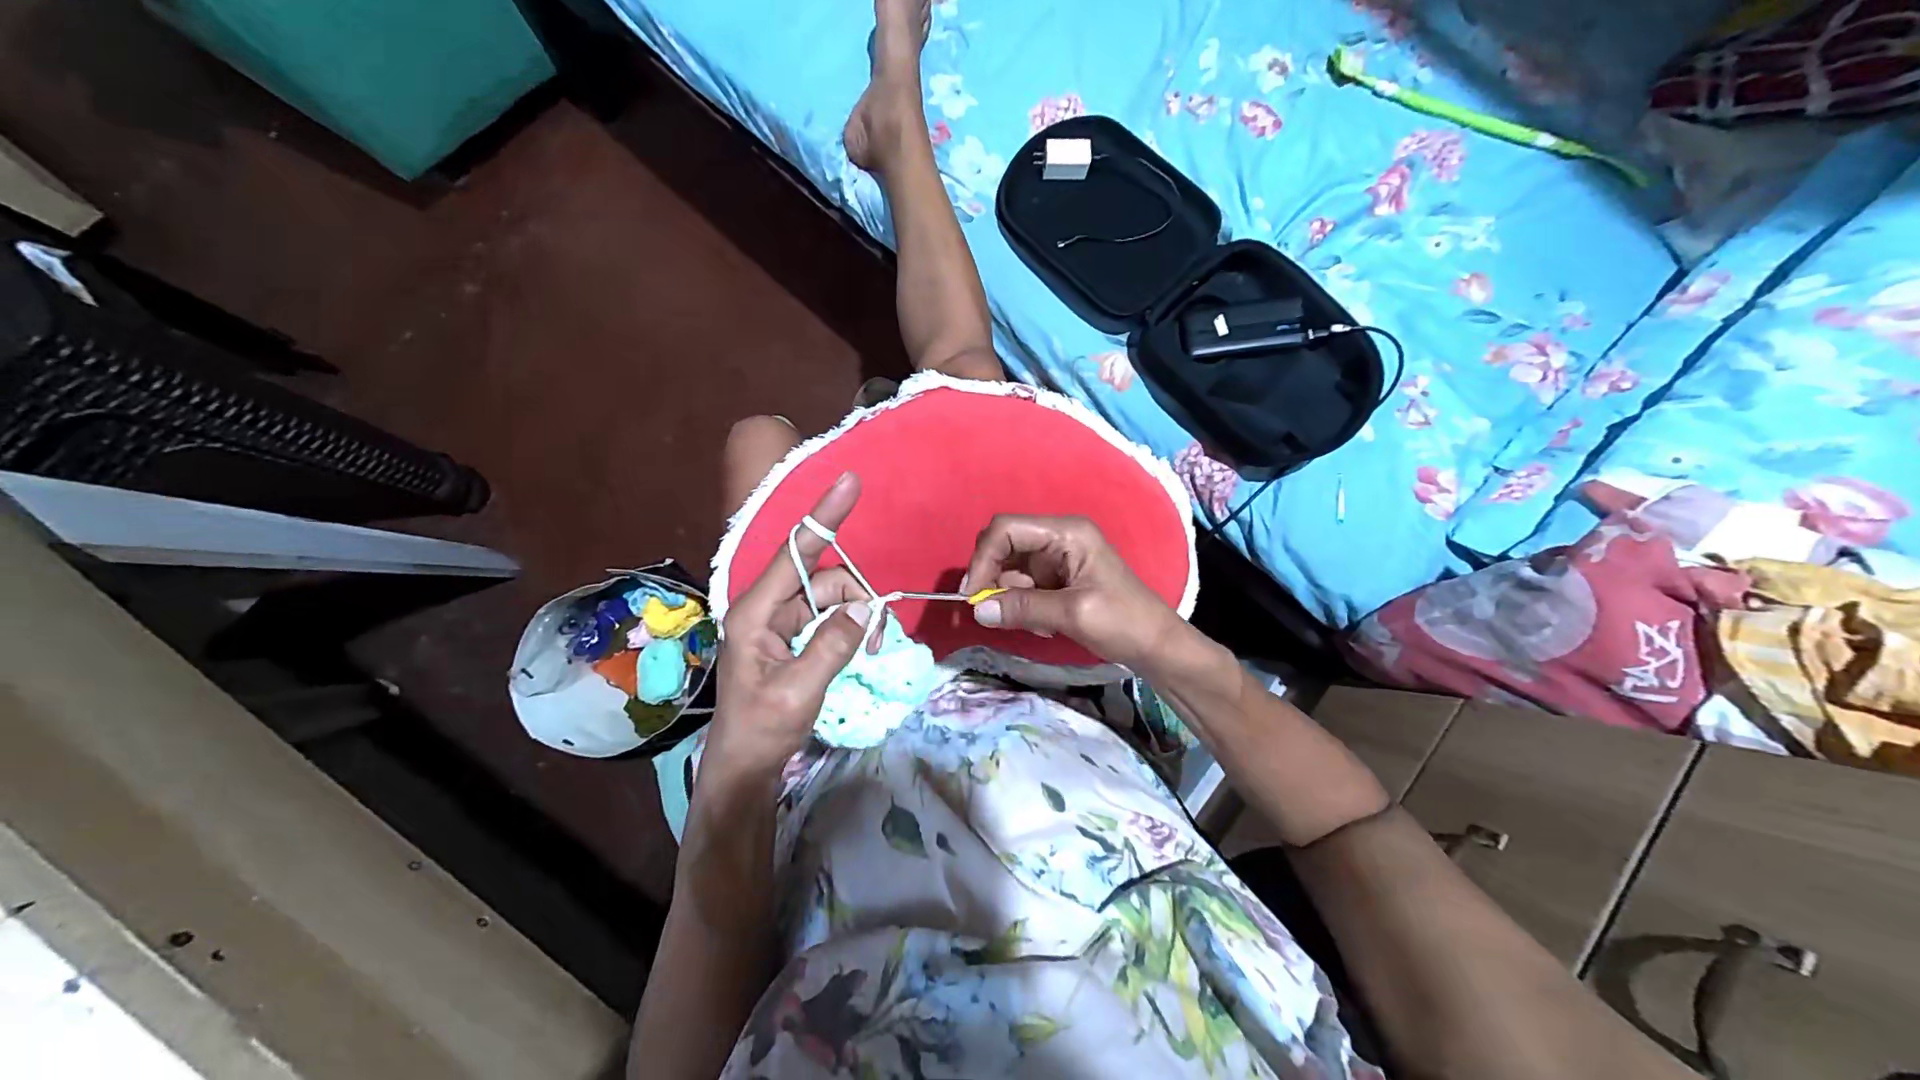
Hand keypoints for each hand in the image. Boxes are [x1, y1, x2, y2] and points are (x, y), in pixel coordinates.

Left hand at [706, 473, 873, 783]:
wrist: (746, 766)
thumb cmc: (761, 730)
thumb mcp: (799, 692)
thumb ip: (831, 646)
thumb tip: (863, 610)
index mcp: (756, 612)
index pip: (794, 553)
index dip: (824, 517)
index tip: (849, 483)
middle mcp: (766, 608)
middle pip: (823, 578)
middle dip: (856, 597)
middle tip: (879, 636)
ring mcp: (779, 622)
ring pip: (831, 597)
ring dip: (857, 615)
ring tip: (872, 649)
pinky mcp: (792, 637)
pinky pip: (829, 616)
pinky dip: (850, 626)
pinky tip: (863, 648)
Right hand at [963, 515, 1184, 669]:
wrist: (1156, 646)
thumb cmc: (1123, 621)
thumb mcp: (1073, 614)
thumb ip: (1024, 608)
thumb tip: (977, 609)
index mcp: (1067, 533)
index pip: (1007, 529)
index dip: (984, 557)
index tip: (973, 594)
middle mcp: (1059, 538)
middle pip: (1004, 546)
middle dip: (994, 578)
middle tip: (993, 610)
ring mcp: (1057, 559)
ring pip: (1010, 570)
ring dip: (1011, 597)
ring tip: (1036, 625)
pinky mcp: (1056, 580)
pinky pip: (1023, 587)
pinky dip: (1023, 606)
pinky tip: (1044, 626)